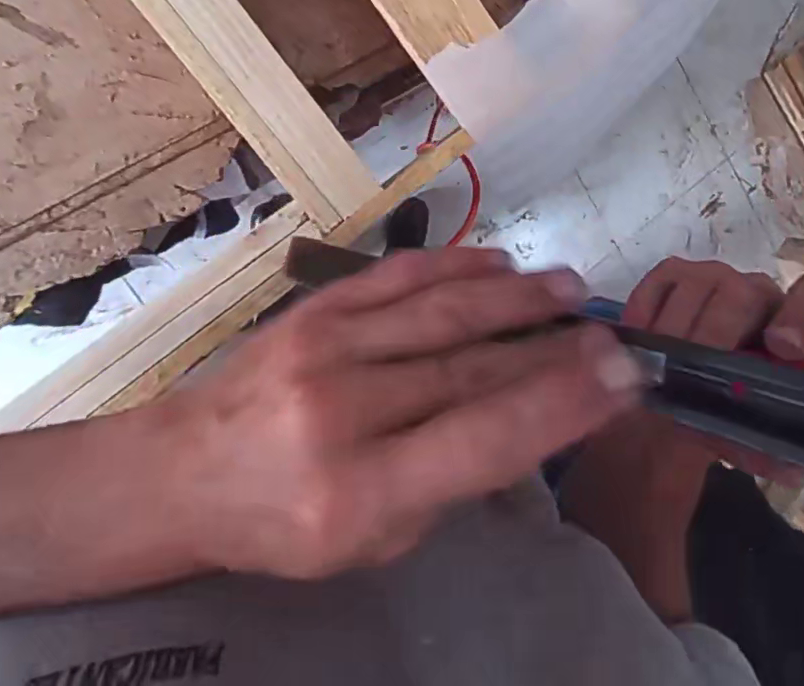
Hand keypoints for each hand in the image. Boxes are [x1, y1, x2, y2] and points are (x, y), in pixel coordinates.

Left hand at [150, 247, 643, 579]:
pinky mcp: (315, 307)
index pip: (484, 439)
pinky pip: (400, 276)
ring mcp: (325, 347)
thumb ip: (452, 478)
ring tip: (570, 286)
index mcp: (357, 494)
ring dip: (517, 297)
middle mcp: (342, 412)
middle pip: (472, 368)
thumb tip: (529, 411)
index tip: (621, 379)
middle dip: (554, 349)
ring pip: (444, 311)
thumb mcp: (374, 540)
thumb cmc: (284, 523)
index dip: (563, 405)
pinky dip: (458, 265)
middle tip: (610, 334)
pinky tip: (501, 263)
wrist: (183, 469)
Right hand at [558, 257, 803, 621]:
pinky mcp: (674, 273)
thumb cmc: (733, 414)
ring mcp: (714, 277)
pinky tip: (641, 344)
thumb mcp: (758, 444)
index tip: (784, 350)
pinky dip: (648, 312)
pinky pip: (660, 282)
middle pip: (744, 293)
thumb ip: (777, 452)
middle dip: (715, 333)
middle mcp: (760, 294)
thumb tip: (791, 464)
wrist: (690, 400)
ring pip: (697, 286)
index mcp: (799, 330)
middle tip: (690, 374)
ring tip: (660, 370)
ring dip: (674, 331)